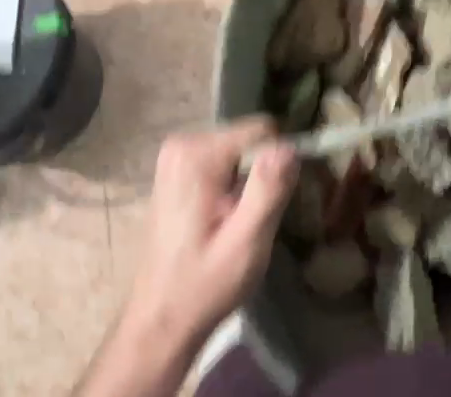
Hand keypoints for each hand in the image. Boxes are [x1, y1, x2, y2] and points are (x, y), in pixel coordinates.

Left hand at [123, 118, 297, 346]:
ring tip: (237, 224)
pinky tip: (222, 221)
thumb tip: (290, 146)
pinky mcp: (176, 170)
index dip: (277, 165)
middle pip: (249, 140)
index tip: (274, 202)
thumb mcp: (246, 243)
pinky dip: (231, 187)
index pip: (262, 130)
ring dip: (246, 184)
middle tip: (253, 221)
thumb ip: (268, 190)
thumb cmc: (203, 286)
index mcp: (196, 154)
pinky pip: (223, 162)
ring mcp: (175, 156)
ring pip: (239, 151)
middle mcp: (182, 143)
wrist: (160, 320)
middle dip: (259, 176)